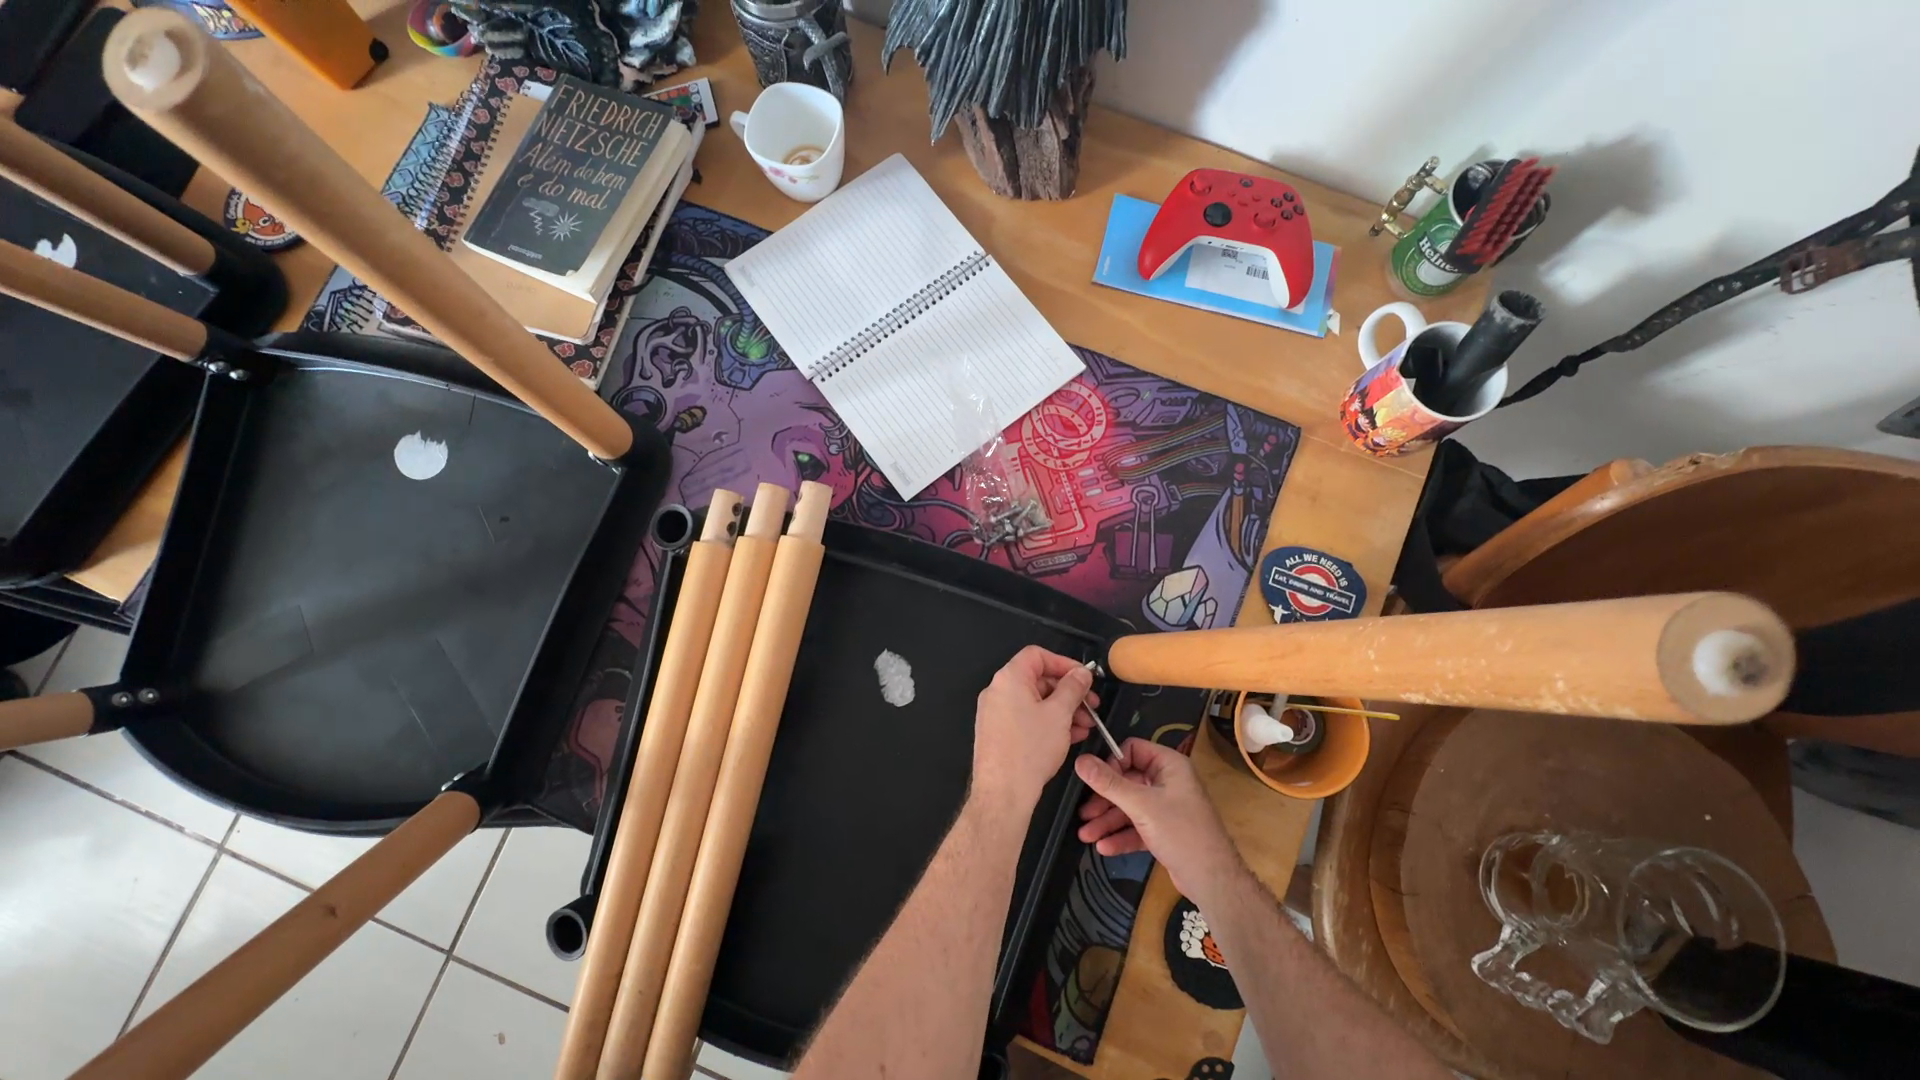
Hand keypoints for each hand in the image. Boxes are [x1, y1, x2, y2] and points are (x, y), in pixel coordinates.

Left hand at [972, 646, 1098, 808]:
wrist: (1004, 792)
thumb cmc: (1029, 751)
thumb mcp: (1060, 713)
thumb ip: (1073, 688)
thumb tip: (1080, 674)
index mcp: (1009, 679)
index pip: (1037, 655)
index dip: (1063, 662)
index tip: (1082, 676)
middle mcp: (998, 692)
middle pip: (1038, 680)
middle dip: (1068, 691)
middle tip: (1090, 705)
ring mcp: (995, 713)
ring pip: (1035, 702)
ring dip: (1062, 710)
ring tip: (1085, 725)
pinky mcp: (998, 733)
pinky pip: (1027, 719)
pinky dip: (1048, 723)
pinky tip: (1070, 736)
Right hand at [1075, 739, 1242, 903]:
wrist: (1211, 879)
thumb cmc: (1180, 832)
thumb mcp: (1141, 805)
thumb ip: (1109, 784)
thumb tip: (1080, 760)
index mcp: (1169, 765)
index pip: (1133, 750)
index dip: (1112, 763)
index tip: (1095, 781)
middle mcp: (1168, 782)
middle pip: (1127, 782)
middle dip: (1104, 800)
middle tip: (1083, 813)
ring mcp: (1166, 808)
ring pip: (1130, 807)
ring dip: (1108, 821)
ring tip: (1085, 835)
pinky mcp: (1164, 831)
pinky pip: (1137, 827)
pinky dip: (1121, 835)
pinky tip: (1104, 847)